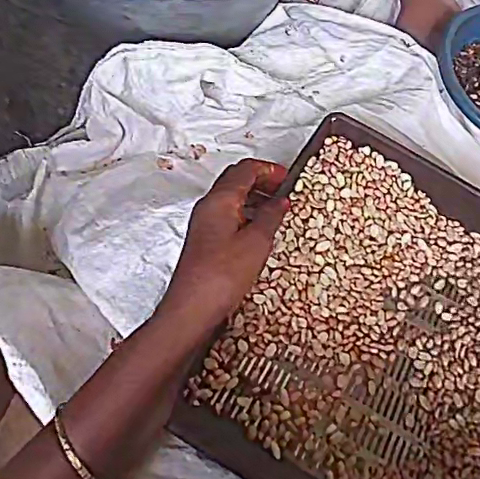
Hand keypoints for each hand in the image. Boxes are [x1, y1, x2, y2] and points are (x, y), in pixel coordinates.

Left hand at [160, 159, 289, 332]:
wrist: (192, 308)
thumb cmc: (221, 275)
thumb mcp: (256, 242)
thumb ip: (271, 216)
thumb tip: (281, 201)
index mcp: (220, 200)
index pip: (245, 170)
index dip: (269, 170)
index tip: (288, 178)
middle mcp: (208, 207)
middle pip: (236, 180)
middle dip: (262, 180)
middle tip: (284, 190)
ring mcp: (205, 224)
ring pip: (232, 198)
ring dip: (255, 197)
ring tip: (277, 209)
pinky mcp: (206, 240)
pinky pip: (229, 216)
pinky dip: (247, 214)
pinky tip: (261, 230)